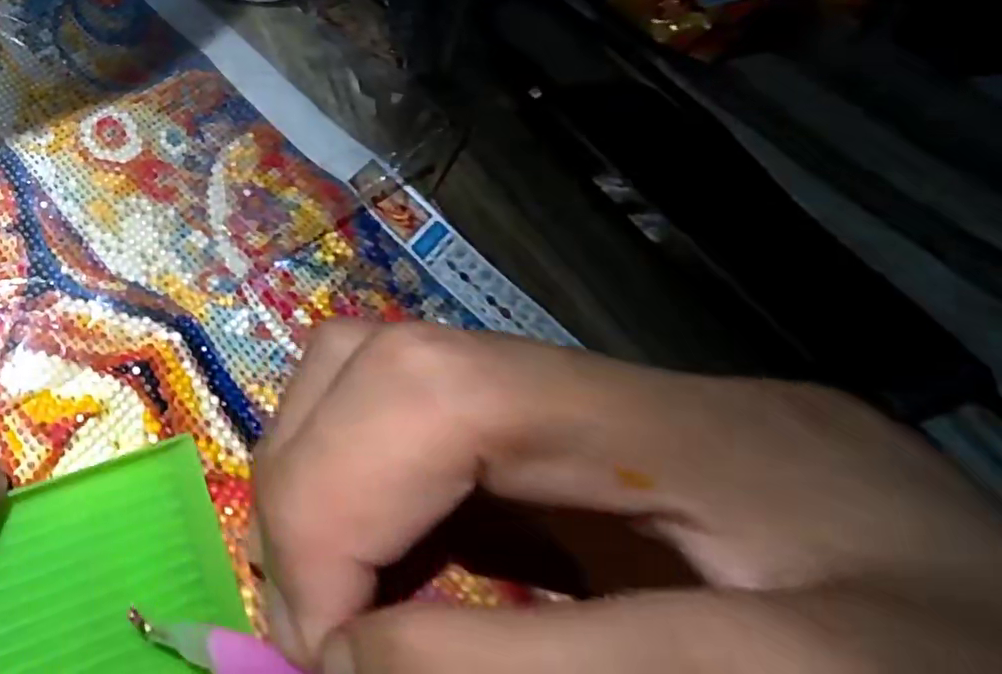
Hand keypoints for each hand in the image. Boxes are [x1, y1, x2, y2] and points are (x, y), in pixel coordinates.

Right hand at [254, 322, 1001, 672]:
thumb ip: (527, 671)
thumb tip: (342, 660)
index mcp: (690, 428)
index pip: (440, 392)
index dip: (338, 503)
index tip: (319, 647)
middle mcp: (609, 389)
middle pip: (377, 359)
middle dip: (311, 490)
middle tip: (313, 628)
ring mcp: (578, 412)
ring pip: (368, 377)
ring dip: (320, 480)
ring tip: (331, 596)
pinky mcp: (561, 454)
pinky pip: (408, 435)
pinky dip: (362, 497)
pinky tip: (385, 576)